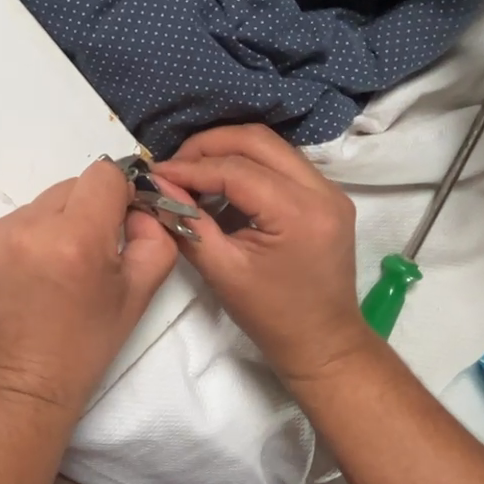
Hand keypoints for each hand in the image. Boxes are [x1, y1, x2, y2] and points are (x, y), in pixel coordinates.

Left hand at [0, 158, 177, 414]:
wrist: (18, 387)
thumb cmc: (83, 346)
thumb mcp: (137, 297)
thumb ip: (153, 238)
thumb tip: (138, 206)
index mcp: (76, 239)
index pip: (102, 175)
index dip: (115, 194)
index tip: (114, 221)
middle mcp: (28, 228)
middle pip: (67, 189)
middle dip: (80, 215)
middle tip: (80, 257)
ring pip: (34, 209)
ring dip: (46, 229)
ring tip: (45, 274)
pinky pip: (3, 227)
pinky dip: (15, 244)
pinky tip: (18, 280)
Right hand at [152, 125, 376, 384]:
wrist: (323, 343)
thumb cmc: (271, 316)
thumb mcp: (221, 271)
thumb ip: (187, 222)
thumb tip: (156, 185)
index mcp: (299, 213)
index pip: (235, 170)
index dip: (190, 167)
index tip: (155, 173)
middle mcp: (322, 191)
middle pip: (256, 140)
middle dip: (207, 146)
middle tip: (173, 166)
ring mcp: (329, 190)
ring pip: (268, 145)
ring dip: (225, 151)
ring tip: (191, 172)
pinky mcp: (324, 195)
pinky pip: (278, 161)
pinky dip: (244, 163)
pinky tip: (219, 184)